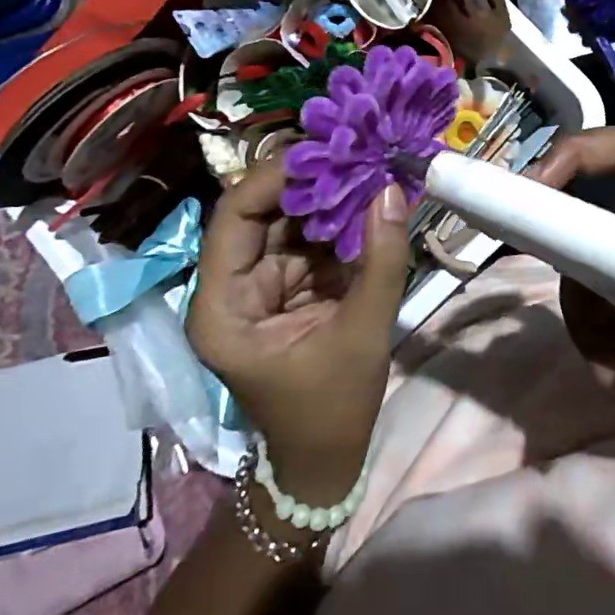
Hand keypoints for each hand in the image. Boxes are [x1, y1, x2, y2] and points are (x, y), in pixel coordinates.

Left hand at [185, 159, 410, 500]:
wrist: (324, 464)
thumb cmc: (332, 409)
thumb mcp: (362, 333)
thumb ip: (380, 261)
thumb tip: (392, 190)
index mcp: (222, 306)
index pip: (233, 217)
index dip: (274, 178)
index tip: (324, 151)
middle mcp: (230, 289)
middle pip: (261, 215)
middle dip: (308, 184)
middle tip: (355, 151)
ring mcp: (259, 289)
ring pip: (289, 225)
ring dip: (328, 200)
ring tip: (368, 168)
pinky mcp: (286, 292)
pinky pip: (310, 246)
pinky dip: (339, 226)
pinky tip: (369, 202)